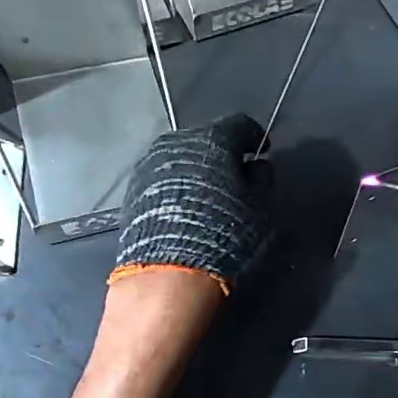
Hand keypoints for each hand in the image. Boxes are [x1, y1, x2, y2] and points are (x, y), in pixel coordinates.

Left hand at [111, 114, 268, 292]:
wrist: (169, 272)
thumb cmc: (225, 233)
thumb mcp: (259, 208)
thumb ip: (261, 180)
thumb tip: (256, 166)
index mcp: (212, 140)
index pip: (240, 125)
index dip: (256, 137)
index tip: (263, 152)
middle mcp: (177, 143)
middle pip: (207, 139)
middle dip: (224, 153)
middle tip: (238, 174)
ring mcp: (150, 165)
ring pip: (183, 158)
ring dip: (199, 169)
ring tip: (212, 194)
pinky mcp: (134, 189)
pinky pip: (166, 177)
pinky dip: (180, 185)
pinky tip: (188, 206)